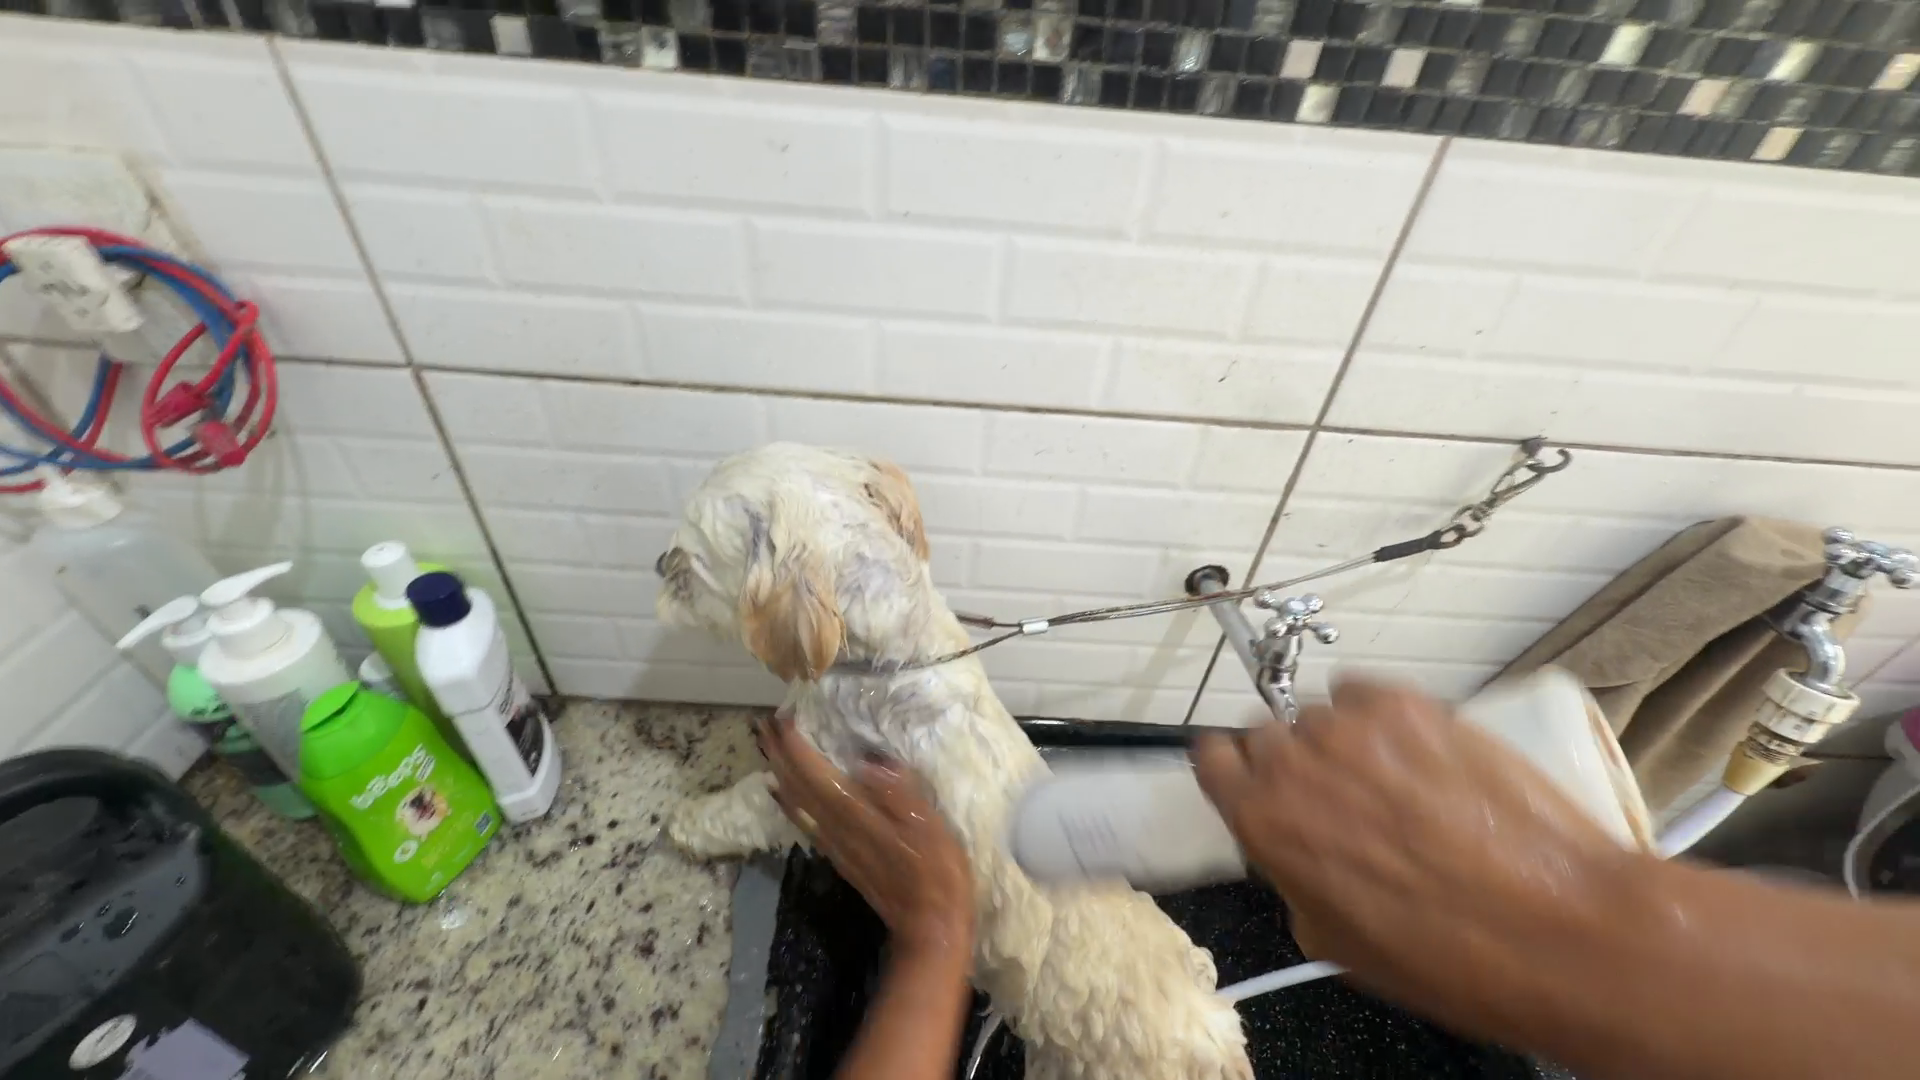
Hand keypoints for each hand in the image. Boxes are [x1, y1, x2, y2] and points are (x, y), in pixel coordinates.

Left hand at [756, 711, 973, 961]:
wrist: (930, 926)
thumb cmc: (937, 872)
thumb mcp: (930, 827)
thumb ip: (900, 794)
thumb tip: (871, 763)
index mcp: (857, 815)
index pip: (816, 775)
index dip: (797, 747)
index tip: (782, 719)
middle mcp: (838, 828)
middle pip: (798, 787)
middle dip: (780, 755)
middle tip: (763, 725)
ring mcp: (836, 844)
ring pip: (797, 803)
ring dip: (780, 773)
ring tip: (768, 749)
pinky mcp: (841, 856)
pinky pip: (805, 821)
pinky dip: (789, 802)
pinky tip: (782, 795)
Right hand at [1191, 677, 1630, 1029]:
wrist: (1564, 931)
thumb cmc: (1447, 957)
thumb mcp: (1333, 942)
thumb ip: (1289, 873)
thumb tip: (1296, 846)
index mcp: (1260, 819)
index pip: (1210, 756)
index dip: (1234, 771)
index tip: (1256, 782)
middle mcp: (1291, 760)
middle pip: (1264, 733)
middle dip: (1292, 761)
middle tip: (1339, 795)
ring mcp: (1348, 725)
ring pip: (1317, 713)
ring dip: (1339, 741)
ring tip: (1392, 777)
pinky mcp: (1404, 703)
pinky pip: (1361, 691)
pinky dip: (1376, 714)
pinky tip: (1415, 751)